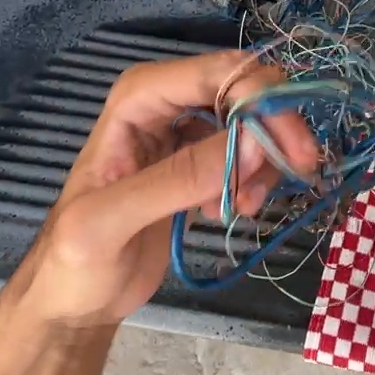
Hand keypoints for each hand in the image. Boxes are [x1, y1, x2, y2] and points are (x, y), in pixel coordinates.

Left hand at [0, 50, 317, 374]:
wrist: (75, 301)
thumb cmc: (75, 261)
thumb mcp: (112, 222)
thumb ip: (179, 178)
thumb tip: (255, 141)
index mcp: (140, 96)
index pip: (217, 73)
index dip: (261, 98)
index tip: (291, 145)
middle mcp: (169, 97)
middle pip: (245, 86)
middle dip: (275, 125)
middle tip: (299, 167)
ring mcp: (189, 123)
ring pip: (255, 115)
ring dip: (265, 157)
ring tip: (246, 203)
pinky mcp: (205, 153)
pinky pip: (252, 145)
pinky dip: (257, 175)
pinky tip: (233, 208)